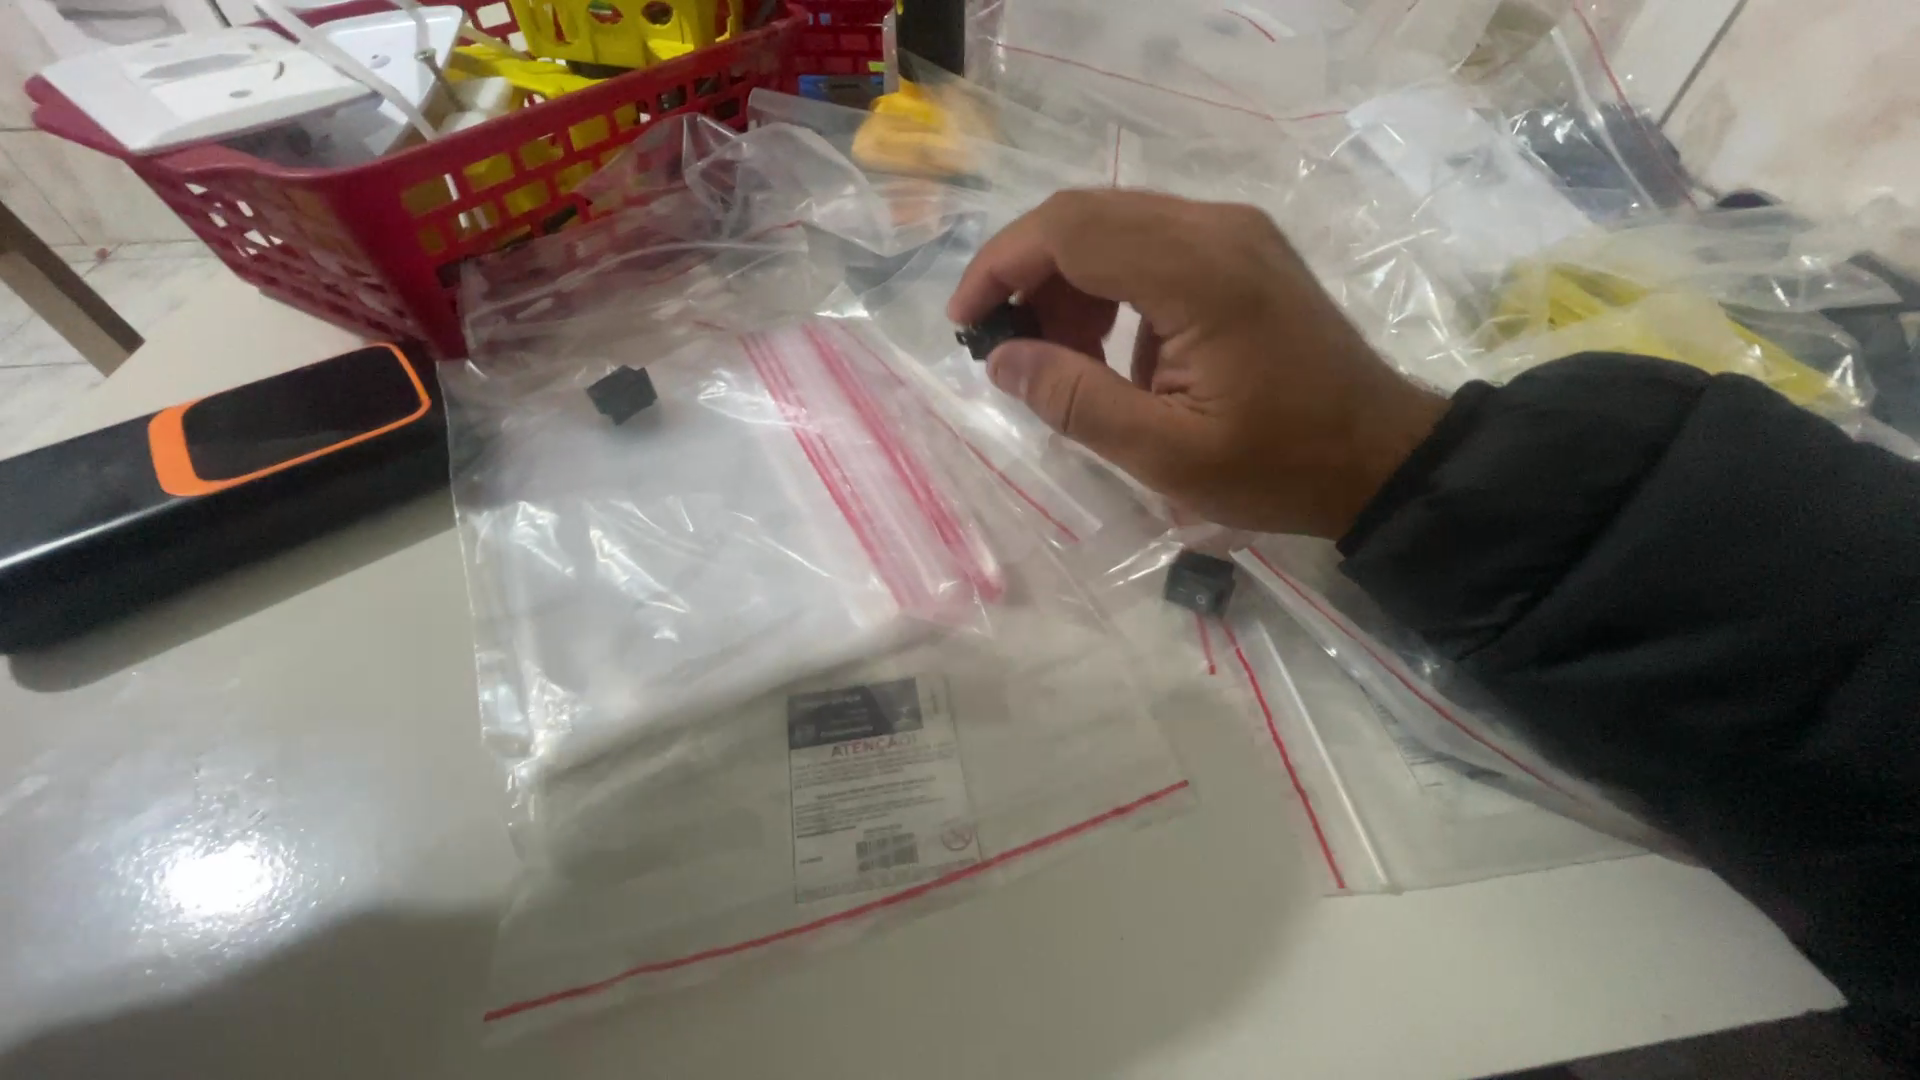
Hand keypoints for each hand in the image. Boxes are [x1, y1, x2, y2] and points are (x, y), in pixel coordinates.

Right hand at [947, 190, 1446, 539]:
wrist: (1378, 456)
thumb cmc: (1278, 467)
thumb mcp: (1166, 455)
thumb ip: (1076, 402)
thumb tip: (1001, 358)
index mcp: (1199, 274)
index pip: (1069, 231)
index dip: (1001, 268)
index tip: (966, 323)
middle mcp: (1215, 228)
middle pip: (1085, 216)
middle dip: (1027, 277)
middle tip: (1008, 349)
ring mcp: (1233, 232)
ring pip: (1113, 226)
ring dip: (1065, 286)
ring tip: (1060, 362)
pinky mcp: (1240, 250)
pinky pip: (1147, 245)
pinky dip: (1105, 289)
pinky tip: (1109, 351)